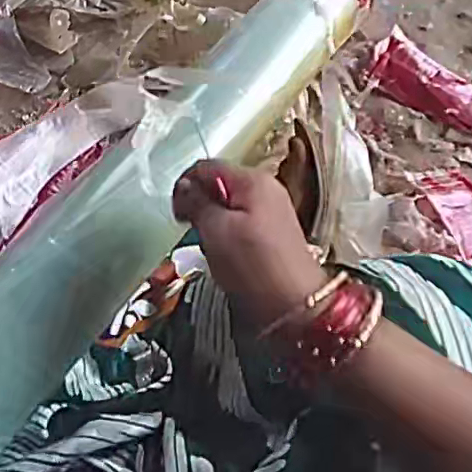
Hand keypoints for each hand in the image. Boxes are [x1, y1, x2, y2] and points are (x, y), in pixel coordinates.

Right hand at [172, 161, 328, 327]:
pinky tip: (226, 253)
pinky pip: (242, 220)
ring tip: (209, 245)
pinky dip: (227, 231)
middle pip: (220, 183)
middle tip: (190, 229)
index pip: (208, 166)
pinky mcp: (274, 231)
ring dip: (212, 220)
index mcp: (253, 180)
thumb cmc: (253, 265)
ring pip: (229, 204)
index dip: (186, 184)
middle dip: (200, 203)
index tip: (177, 212)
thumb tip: (184, 186)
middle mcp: (267, 188)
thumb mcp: (216, 230)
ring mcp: (273, 209)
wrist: (294, 305)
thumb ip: (197, 202)